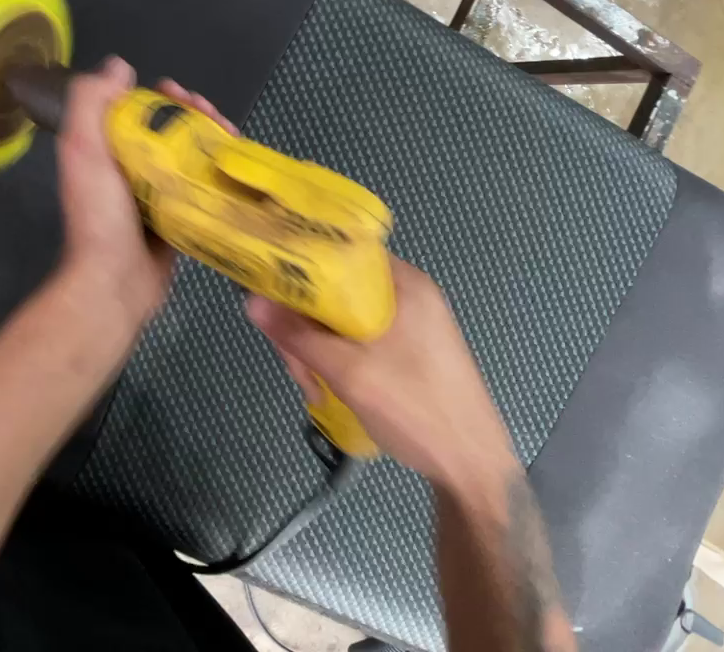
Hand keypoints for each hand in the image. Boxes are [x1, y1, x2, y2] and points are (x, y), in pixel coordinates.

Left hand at [55, 58, 234, 323]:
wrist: (113, 283)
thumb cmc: (98, 215)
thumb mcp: (83, 150)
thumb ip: (90, 102)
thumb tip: (119, 65)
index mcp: (104, 149)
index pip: (136, 109)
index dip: (159, 95)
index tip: (178, 92)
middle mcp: (129, 168)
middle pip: (169, 130)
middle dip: (194, 115)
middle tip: (214, 114)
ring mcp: (156, 194)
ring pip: (190, 156)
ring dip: (213, 140)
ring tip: (232, 136)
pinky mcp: (179, 218)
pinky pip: (204, 188)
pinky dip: (222, 174)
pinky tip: (240, 169)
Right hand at [245, 256, 518, 492]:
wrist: (474, 470)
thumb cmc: (416, 410)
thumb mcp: (348, 371)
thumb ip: (297, 335)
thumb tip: (249, 301)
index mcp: (403, 283)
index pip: (339, 253)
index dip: (299, 270)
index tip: (271, 296)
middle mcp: (407, 293)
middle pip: (334, 290)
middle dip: (305, 326)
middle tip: (295, 363)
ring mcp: (410, 322)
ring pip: (341, 318)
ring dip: (317, 349)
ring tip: (314, 387)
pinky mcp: (408, 347)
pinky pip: (357, 337)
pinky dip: (337, 357)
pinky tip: (330, 387)